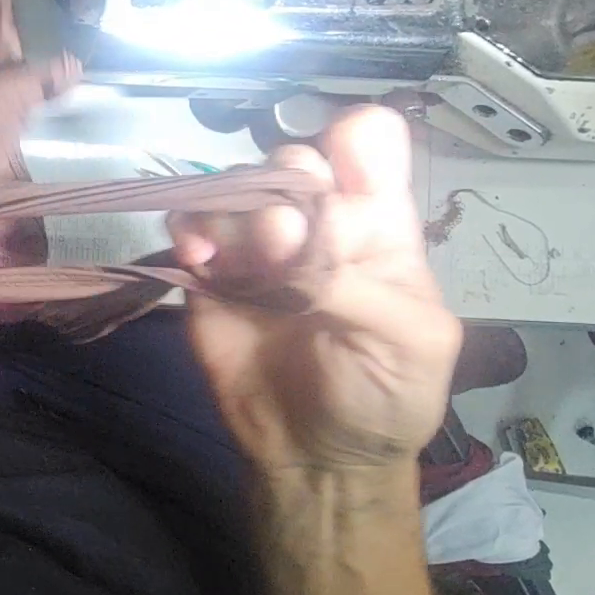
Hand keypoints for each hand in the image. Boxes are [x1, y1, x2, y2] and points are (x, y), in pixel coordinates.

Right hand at [168, 107, 460, 472]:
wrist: (310, 451)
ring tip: (233, 262)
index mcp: (377, 228)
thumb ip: (356, 282)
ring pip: (233, 186)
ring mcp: (253, 247)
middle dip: (285, 188)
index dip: (352, 142)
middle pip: (293, 160)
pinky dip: (185, 228)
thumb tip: (282, 237)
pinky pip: (186, 224)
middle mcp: (313, 225)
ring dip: (231, 212)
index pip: (369, 145)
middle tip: (282, 245)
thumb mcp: (408, 342)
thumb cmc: (382, 395)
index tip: (337, 177)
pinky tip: (198, 260)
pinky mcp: (206, 272)